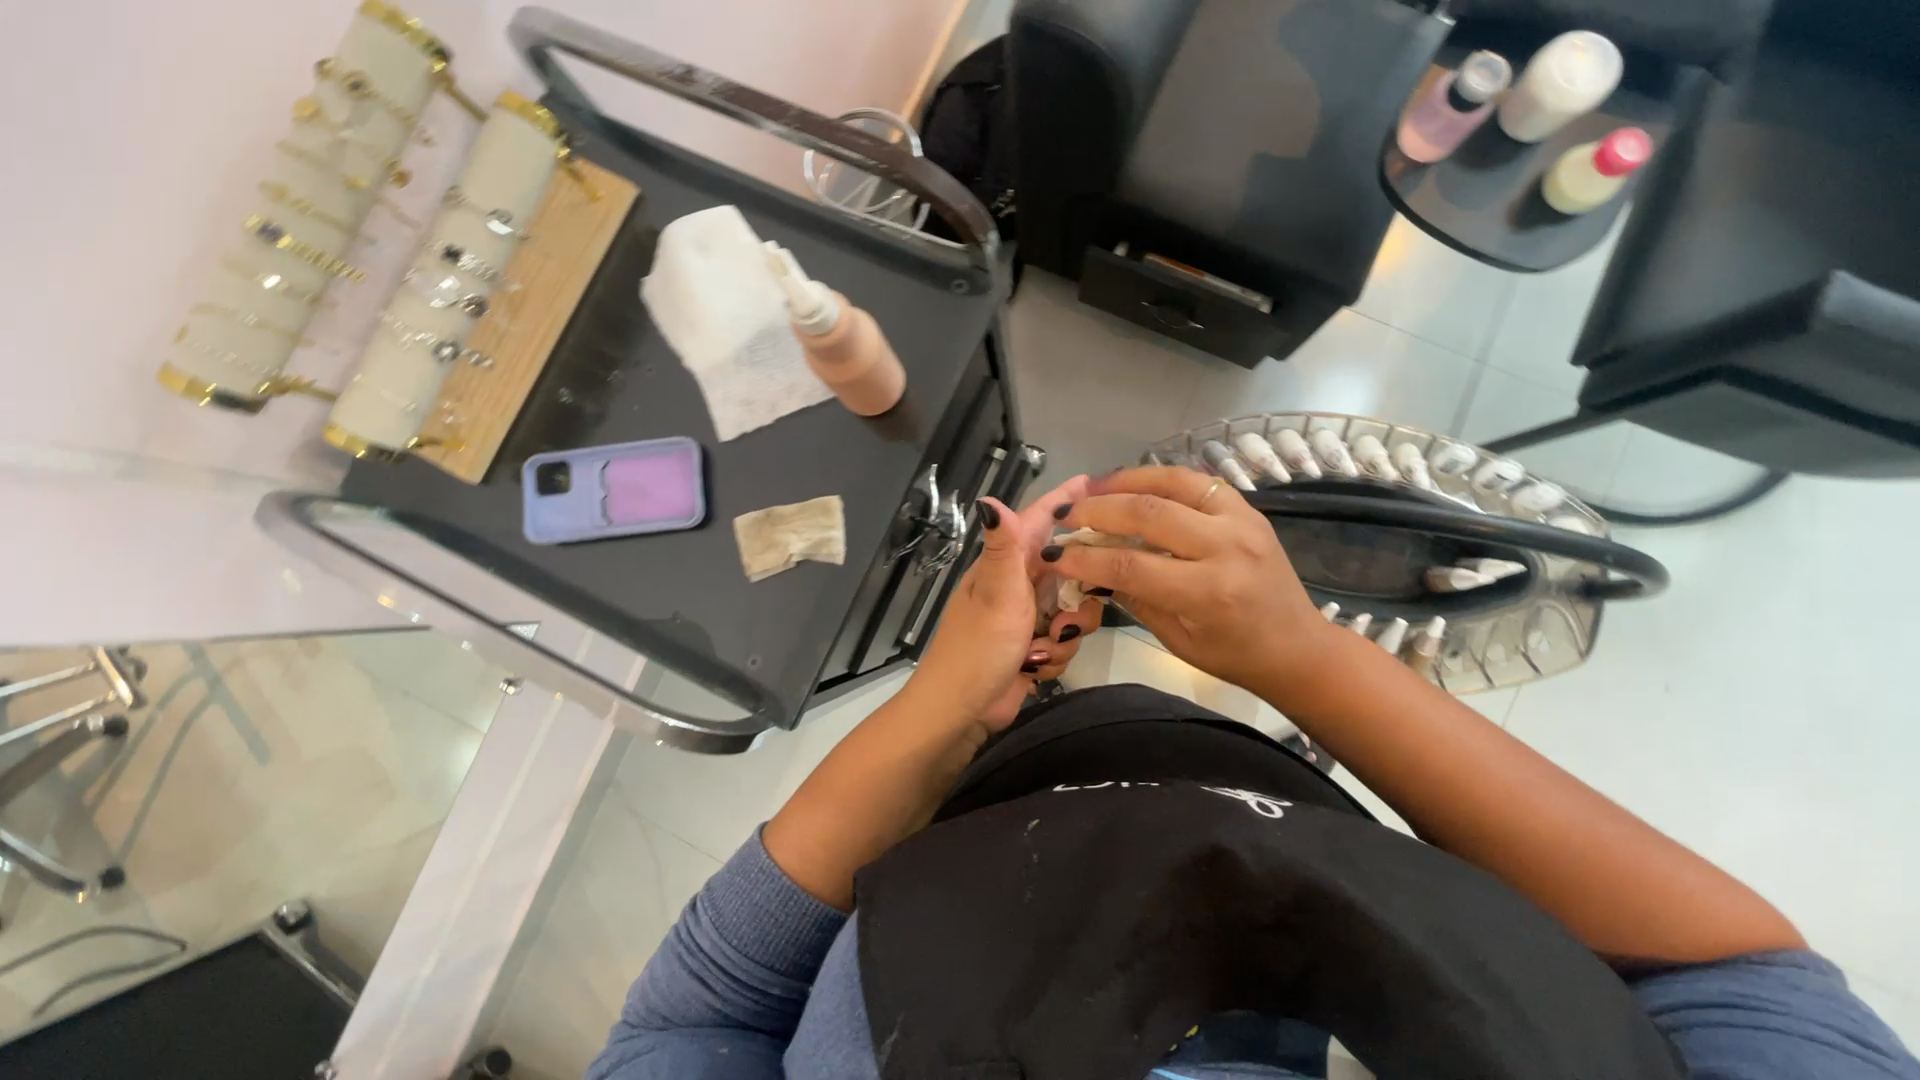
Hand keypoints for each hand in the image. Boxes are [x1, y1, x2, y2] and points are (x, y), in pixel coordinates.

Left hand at [907, 477, 1103, 730]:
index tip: (1098, 481)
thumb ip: (1003, 547)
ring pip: (1075, 610)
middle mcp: (1019, 585)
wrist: (964, 710)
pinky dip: (1055, 656)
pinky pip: (1066, 642)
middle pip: (1071, 567)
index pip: (1040, 520)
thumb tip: (988, 497)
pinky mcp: (1034, 648)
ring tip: (1044, 646)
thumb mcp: (997, 593)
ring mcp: (1027, 618)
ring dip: (1066, 633)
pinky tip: (1035, 668)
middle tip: (1082, 601)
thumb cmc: (979, 647)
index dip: (1067, 500)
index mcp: (1007, 564)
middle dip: (1081, 590)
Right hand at [1050, 466, 1335, 702]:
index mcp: (1208, 593)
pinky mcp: (1248, 509)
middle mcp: (1226, 549)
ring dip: (1125, 481)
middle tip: (1066, 516)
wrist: (1297, 646)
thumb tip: (1087, 569)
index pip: (1131, 566)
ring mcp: (1241, 522)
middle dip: (1097, 511)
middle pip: (1148, 514)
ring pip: (1172, 483)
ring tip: (1091, 488)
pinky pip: (1196, 482)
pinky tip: (1131, 485)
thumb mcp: (1176, 638)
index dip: (1085, 559)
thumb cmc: (1234, 654)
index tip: (1054, 554)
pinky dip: (1158, 479)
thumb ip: (1133, 598)